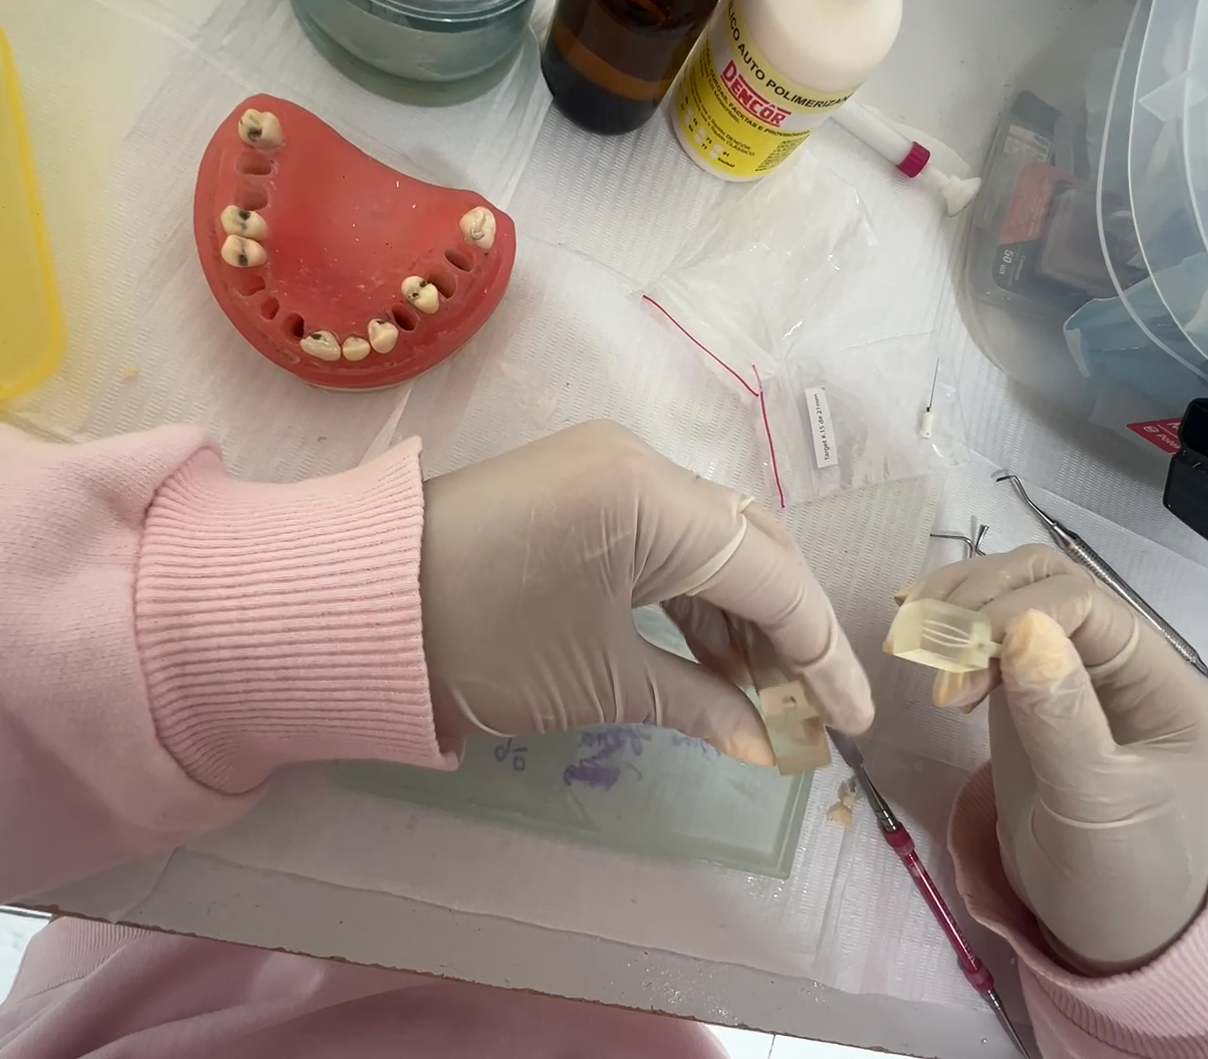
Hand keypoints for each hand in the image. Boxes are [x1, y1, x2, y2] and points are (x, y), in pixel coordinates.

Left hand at [420, 421, 871, 764]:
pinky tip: (710, 653)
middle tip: (807, 704)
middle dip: (789, 627)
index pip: (771, 575)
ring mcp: (613, 470)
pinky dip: (695, 596)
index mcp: (652, 497)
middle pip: (753, 546)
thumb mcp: (598, 679)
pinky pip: (668, 539)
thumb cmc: (477, 642)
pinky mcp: (588, 489)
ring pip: (714, 541)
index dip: (821, 652)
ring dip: (742, 614)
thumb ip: (697, 704)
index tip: (852, 721)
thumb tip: (764, 743)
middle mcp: (644, 464)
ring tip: (760, 691)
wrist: (354, 606)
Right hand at [908, 545, 1207, 973]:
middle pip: (1048, 582)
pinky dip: (950, 625)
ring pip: (1013, 594)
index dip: (1015, 611)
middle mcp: (1119, 661)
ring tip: (910, 634)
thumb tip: (1019, 630)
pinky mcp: (1028, 685)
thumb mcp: (1093, 806)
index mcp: (1162, 684)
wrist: (1100, 926)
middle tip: (926, 641)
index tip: (958, 658)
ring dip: (957, 604)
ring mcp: (1071, 668)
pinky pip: (989, 633)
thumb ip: (1060, 717)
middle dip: (980, 599)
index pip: (1085, 604)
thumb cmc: (1115, 877)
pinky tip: (917, 635)